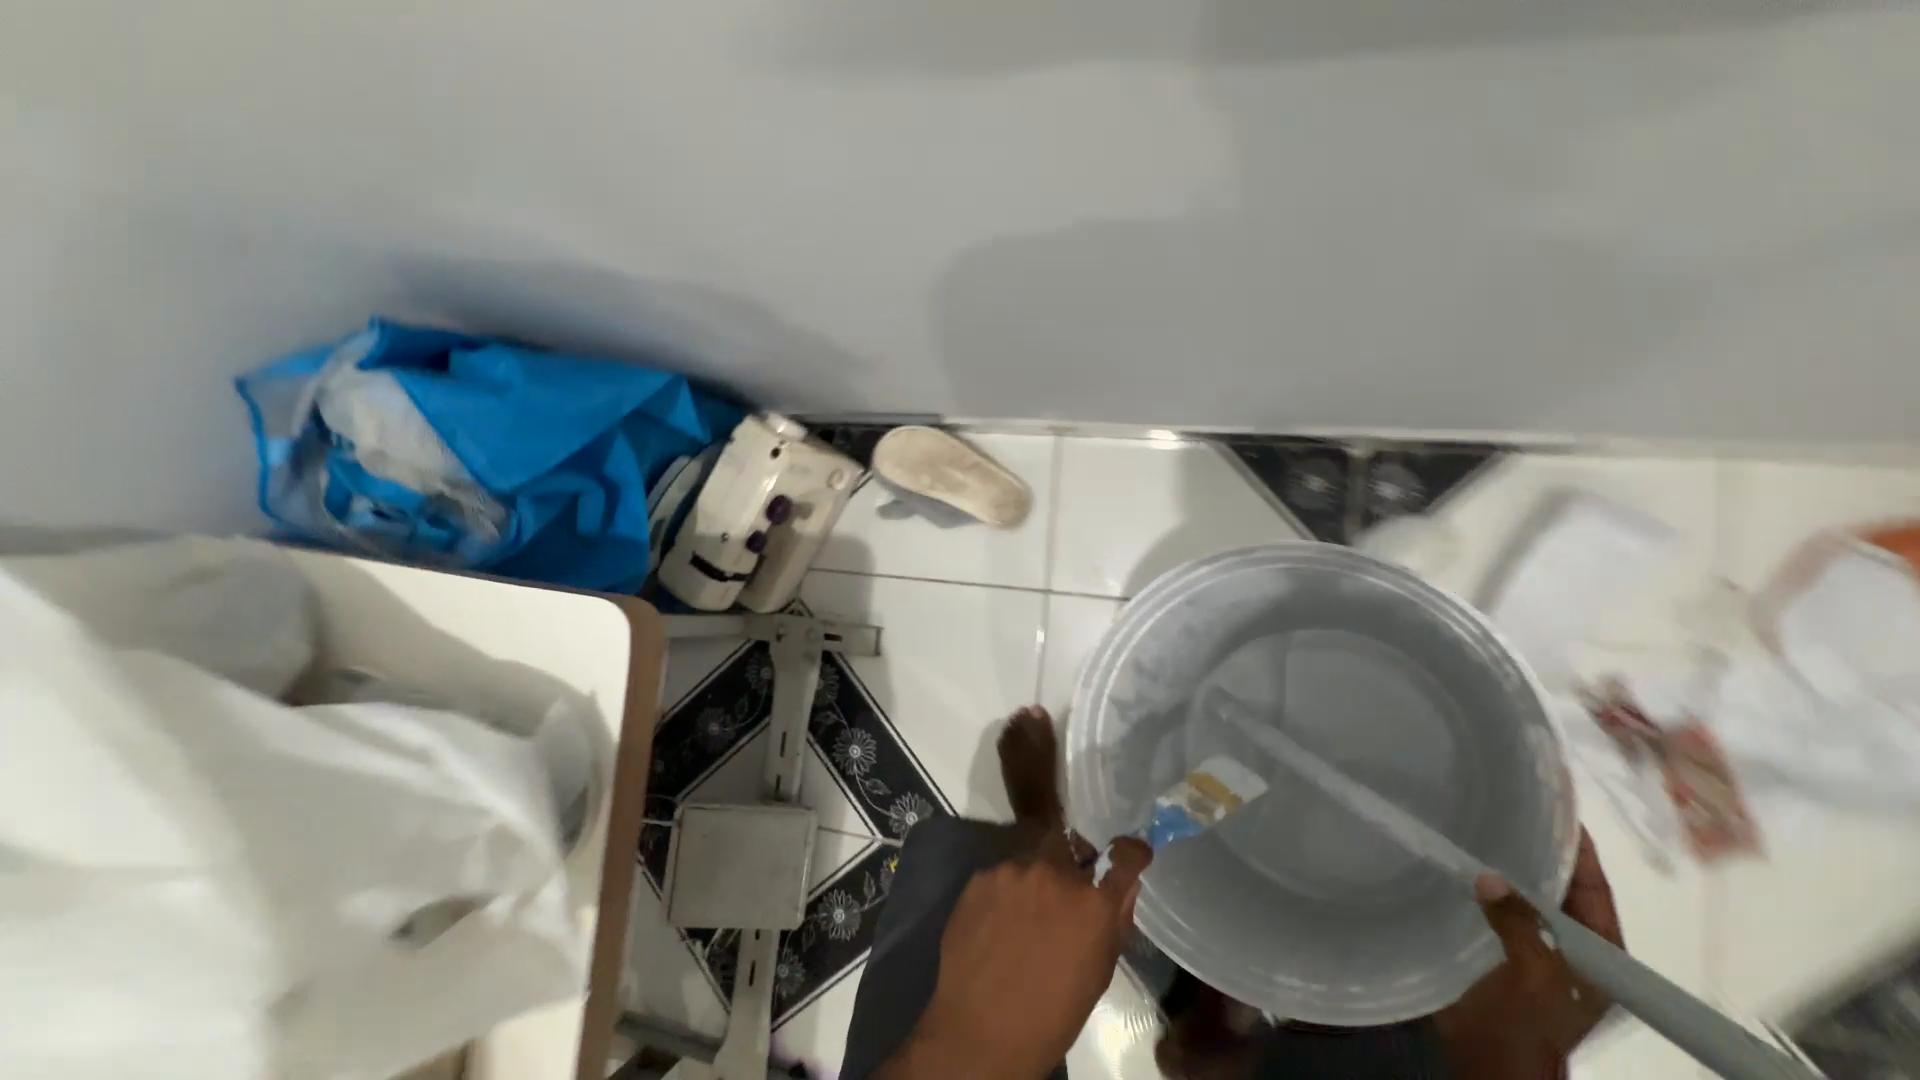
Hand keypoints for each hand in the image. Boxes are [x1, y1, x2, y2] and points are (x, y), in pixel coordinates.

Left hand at [882, 833, 1153, 1079]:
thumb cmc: (1053, 1012)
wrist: (983, 1030)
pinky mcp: (979, 878)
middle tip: (1061, 892)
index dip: (1130, 852)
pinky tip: (997, 922)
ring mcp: (1013, 872)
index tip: (1129, 853)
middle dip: (1070, 861)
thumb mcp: (1099, 972)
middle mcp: (1054, 873)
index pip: (1124, 856)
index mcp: (1093, 902)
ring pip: (1031, 860)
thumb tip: (1125, 885)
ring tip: (1023, 916)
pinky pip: (1001, 875)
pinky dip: (1005, 892)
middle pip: (1069, 845)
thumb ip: (1115, 919)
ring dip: (1034, 879)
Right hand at [1436, 828, 1621, 1078]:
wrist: (1491, 1065)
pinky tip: (1457, 865)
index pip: (1594, 889)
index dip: (1580, 850)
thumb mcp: (1532, 974)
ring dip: (1506, 868)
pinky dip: (1483, 887)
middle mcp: (1573, 947)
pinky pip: (1497, 910)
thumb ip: (1519, 924)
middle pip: (1560, 888)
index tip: (1559, 808)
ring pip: (1526, 897)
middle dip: (1539, 852)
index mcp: (1600, 953)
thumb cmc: (1526, 1024)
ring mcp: (1537, 951)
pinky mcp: (1502, 953)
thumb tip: (1489, 876)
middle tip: (1509, 808)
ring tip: (1478, 828)